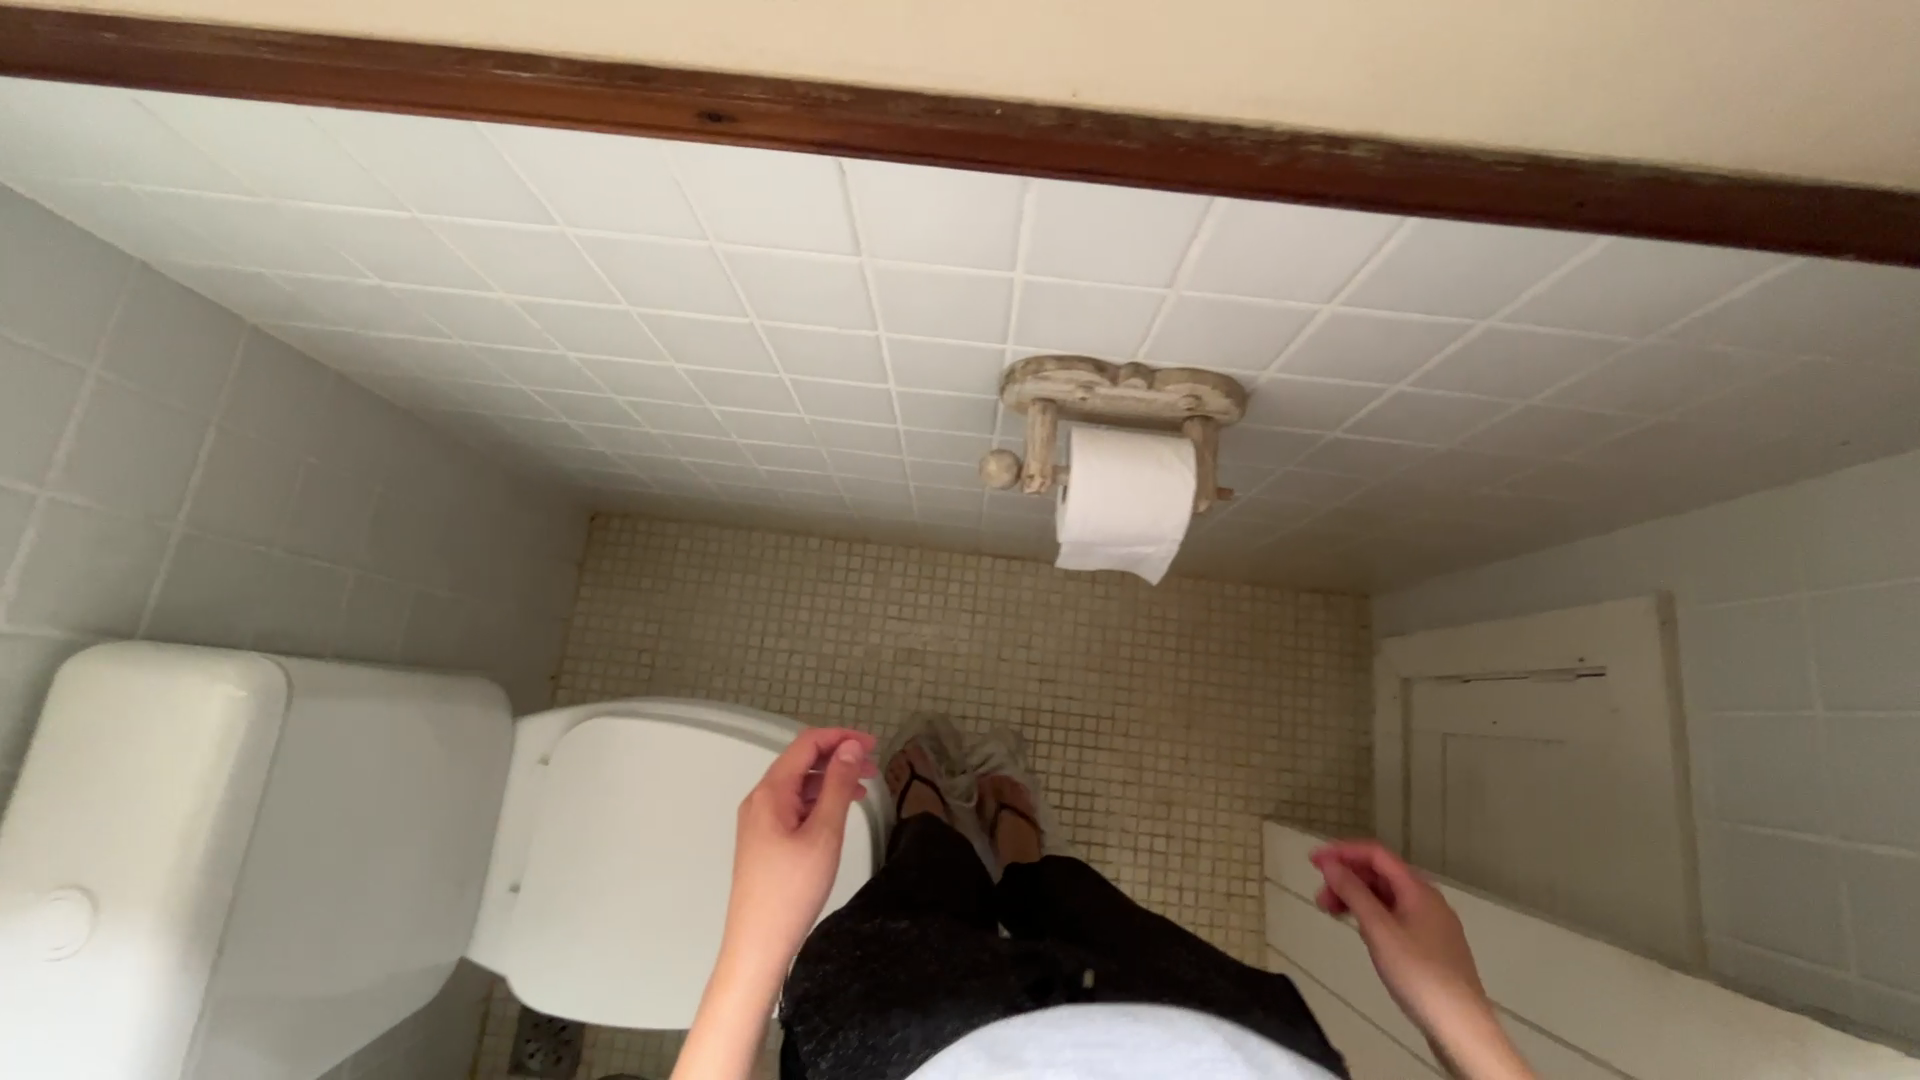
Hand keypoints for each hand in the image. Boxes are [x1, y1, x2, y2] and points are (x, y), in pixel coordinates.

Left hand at [721, 727, 876, 969]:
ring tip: (864, 788)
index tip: (873, 744)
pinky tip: (839, 810)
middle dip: (838, 756)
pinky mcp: (764, 839)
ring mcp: (759, 820)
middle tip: (874, 765)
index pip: (806, 744)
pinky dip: (819, 799)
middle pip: (801, 761)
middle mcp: (760, 799)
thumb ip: (838, 786)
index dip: (841, 737)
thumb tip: (850, 748)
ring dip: (831, 778)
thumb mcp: (824, 833)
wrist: (757, 945)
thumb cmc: (792, 890)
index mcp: (770, 792)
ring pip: (798, 784)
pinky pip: (794, 805)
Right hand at [1310, 840, 1490, 1039]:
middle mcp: (1427, 900)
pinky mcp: (1430, 945)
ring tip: (1331, 913)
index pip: (1376, 855)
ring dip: (1356, 897)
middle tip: (1319, 895)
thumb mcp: (1379, 930)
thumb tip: (1330, 864)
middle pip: (1380, 875)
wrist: (1461, 1027)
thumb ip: (1353, 892)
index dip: (1343, 852)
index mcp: (1418, 890)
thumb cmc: (1418, 973)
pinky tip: (1359, 930)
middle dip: (1346, 878)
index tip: (1314, 861)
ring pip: (1386, 897)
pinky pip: (1394, 916)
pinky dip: (1371, 915)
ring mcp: (1431, 924)